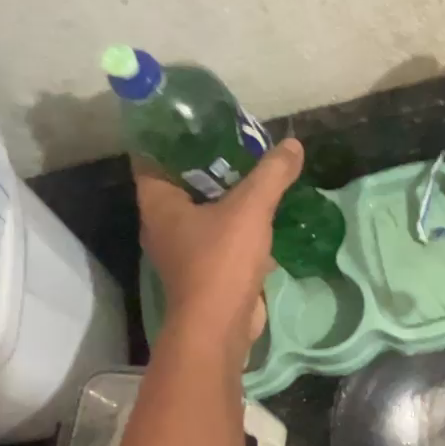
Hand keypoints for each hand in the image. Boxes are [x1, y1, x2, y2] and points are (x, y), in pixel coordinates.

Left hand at [137, 139, 303, 352]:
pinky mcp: (205, 272)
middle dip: (207, 164)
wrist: (220, 326)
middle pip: (181, 183)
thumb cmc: (221, 261)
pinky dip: (237, 226)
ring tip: (254, 176)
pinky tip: (264, 218)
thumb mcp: (251, 209)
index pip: (152, 154)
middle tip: (237, 143)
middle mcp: (163, 224)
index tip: (200, 119)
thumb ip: (272, 175)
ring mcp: (183, 251)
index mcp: (158, 202)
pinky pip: (219, 238)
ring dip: (225, 197)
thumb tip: (293, 144)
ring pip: (202, 212)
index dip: (171, 133)